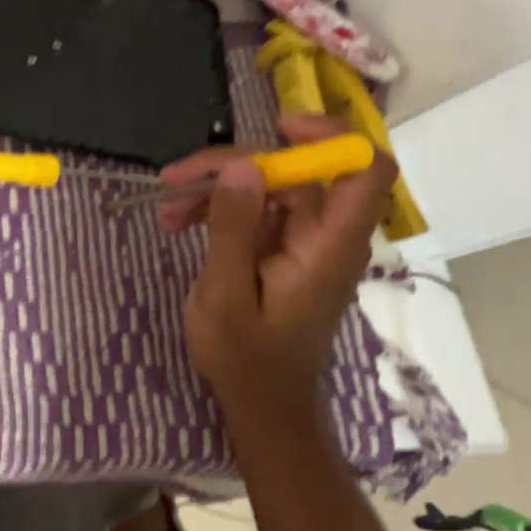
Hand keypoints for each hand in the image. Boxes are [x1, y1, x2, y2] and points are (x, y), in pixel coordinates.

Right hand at [164, 113, 397, 416]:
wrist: (261, 403)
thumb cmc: (246, 358)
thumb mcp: (225, 295)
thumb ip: (234, 230)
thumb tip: (241, 166)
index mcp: (328, 248)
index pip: (363, 171)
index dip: (330, 136)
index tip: (277, 127)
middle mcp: (325, 237)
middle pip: (297, 172)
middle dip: (234, 165)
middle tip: (174, 180)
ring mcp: (304, 242)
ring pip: (269, 188)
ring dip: (216, 188)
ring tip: (167, 210)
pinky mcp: (283, 251)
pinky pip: (258, 211)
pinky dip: (220, 208)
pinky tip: (180, 222)